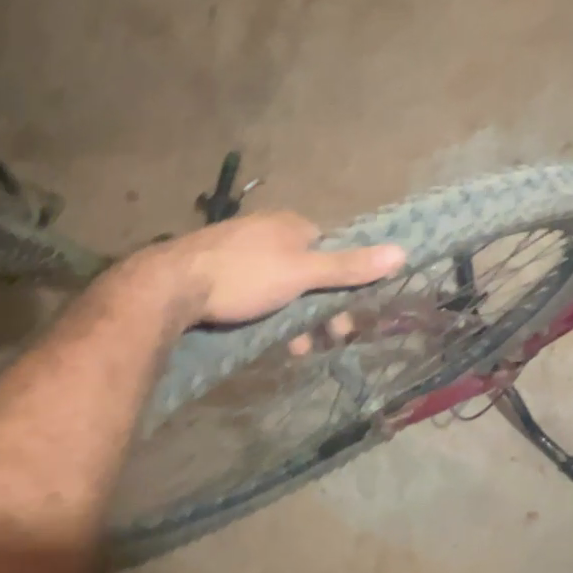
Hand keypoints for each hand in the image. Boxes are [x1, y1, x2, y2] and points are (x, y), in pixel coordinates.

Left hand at [120, 211, 404, 327]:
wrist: (170, 286)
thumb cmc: (244, 275)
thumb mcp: (303, 273)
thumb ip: (349, 267)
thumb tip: (402, 252)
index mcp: (290, 224)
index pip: (331, 248)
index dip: (343, 281)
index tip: (347, 314)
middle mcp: (267, 231)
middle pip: (309, 270)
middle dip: (320, 307)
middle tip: (326, 340)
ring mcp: (240, 249)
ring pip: (283, 285)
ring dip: (296, 317)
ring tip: (297, 348)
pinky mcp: (217, 271)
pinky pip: (256, 292)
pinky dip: (269, 314)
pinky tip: (268, 337)